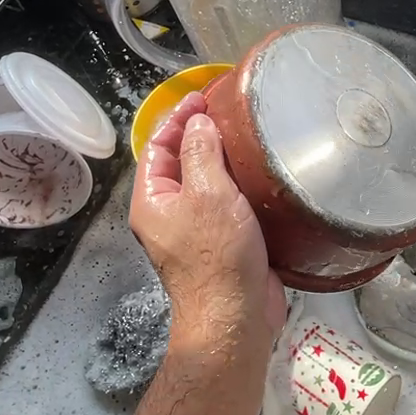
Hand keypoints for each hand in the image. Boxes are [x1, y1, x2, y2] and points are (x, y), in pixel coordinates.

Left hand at [131, 91, 286, 349]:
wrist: (236, 317)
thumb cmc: (217, 254)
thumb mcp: (207, 194)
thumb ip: (200, 153)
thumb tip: (197, 123)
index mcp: (153, 200)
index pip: (158, 146)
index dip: (177, 118)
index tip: (203, 97)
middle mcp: (169, 212)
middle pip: (180, 162)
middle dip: (200, 133)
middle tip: (229, 111)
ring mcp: (196, 228)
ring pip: (206, 181)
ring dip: (223, 157)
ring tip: (249, 134)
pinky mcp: (224, 240)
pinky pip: (228, 201)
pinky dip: (240, 182)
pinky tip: (262, 171)